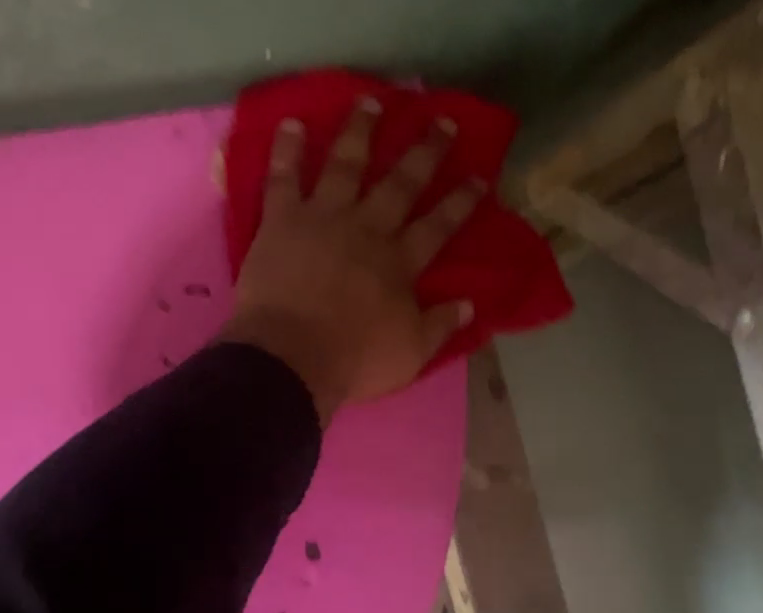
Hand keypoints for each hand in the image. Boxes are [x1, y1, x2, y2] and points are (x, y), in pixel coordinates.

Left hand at [221, 97, 485, 424]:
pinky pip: (283, 178)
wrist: (291, 357)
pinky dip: (286, 150)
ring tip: (371, 103)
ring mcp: (324, 219)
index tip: (480, 176)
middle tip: (441, 122)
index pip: (439, 225)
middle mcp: (368, 229)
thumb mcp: (410, 354)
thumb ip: (439, 326)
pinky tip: (291, 123)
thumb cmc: (352, 361)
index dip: (461, 201)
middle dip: (424, 152)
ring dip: (360, 132)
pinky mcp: (282, 221)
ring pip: (346, 165)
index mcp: (400, 263)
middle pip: (401, 183)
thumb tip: (471, 304)